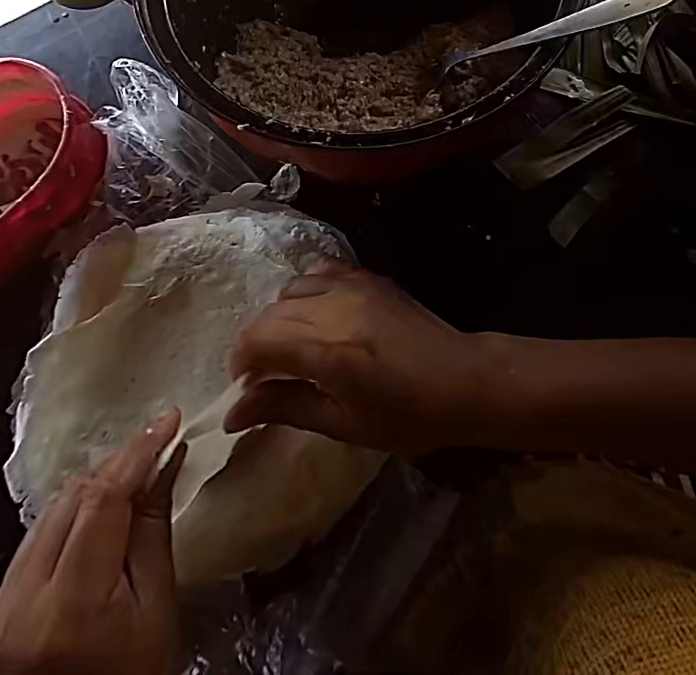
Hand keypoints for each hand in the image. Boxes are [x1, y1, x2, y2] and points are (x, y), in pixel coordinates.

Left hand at [0, 410, 184, 674]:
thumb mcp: (158, 611)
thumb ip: (154, 530)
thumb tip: (165, 462)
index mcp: (71, 608)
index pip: (103, 502)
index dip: (137, 453)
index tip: (165, 422)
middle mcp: (24, 604)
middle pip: (73, 500)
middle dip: (117, 470)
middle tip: (155, 450)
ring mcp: (2, 610)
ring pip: (50, 512)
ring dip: (93, 490)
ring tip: (131, 483)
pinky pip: (34, 540)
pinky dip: (68, 518)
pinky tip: (96, 517)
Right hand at [225, 259, 488, 455]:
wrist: (464, 380)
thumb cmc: (407, 415)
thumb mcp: (344, 424)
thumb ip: (285, 408)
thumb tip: (231, 414)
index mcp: (327, 349)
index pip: (256, 340)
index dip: (240, 364)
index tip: (247, 388)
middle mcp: (332, 307)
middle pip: (266, 315)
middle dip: (255, 346)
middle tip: (266, 375)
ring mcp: (350, 284)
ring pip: (287, 290)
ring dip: (278, 319)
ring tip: (294, 347)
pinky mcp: (366, 275)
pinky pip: (317, 271)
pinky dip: (305, 291)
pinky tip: (316, 314)